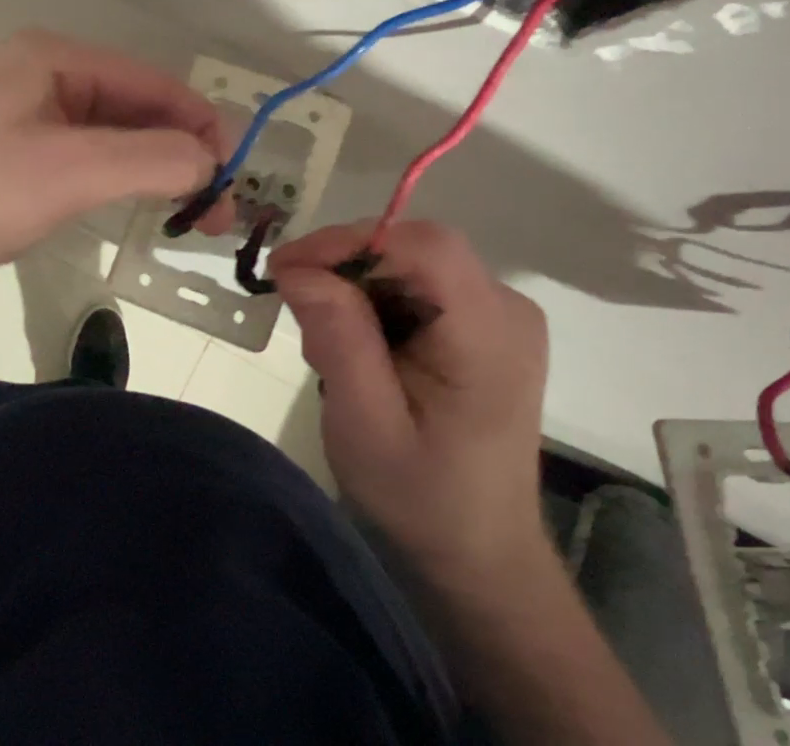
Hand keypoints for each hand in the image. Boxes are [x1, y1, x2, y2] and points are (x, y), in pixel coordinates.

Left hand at [0, 30, 232, 286]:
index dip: (199, 125)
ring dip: (142, 168)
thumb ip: (154, 158)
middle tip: (210, 212)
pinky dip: (104, 178)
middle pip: (127, 105)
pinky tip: (119, 206)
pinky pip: (69, 156)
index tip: (233, 179)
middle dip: (174, 153)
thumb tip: (210, 161)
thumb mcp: (73, 172)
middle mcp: (30, 72)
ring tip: (177, 214)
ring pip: (99, 134)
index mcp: (49, 56)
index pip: (150, 81)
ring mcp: (8, 113)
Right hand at [267, 220, 551, 585]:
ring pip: (409, 265)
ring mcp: (499, 317)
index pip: (424, 245)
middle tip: (295, 315)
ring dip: (354, 290)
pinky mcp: (483, 328)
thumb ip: (338, 340)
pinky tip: (358, 353)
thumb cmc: (420, 493)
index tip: (284, 270)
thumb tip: (297, 268)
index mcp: (490, 334)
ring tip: (328, 353)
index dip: (347, 241)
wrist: (477, 548)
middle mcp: (506, 309)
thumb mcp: (364, 423)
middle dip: (343, 269)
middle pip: (414, 250)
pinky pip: (417, 287)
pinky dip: (372, 305)